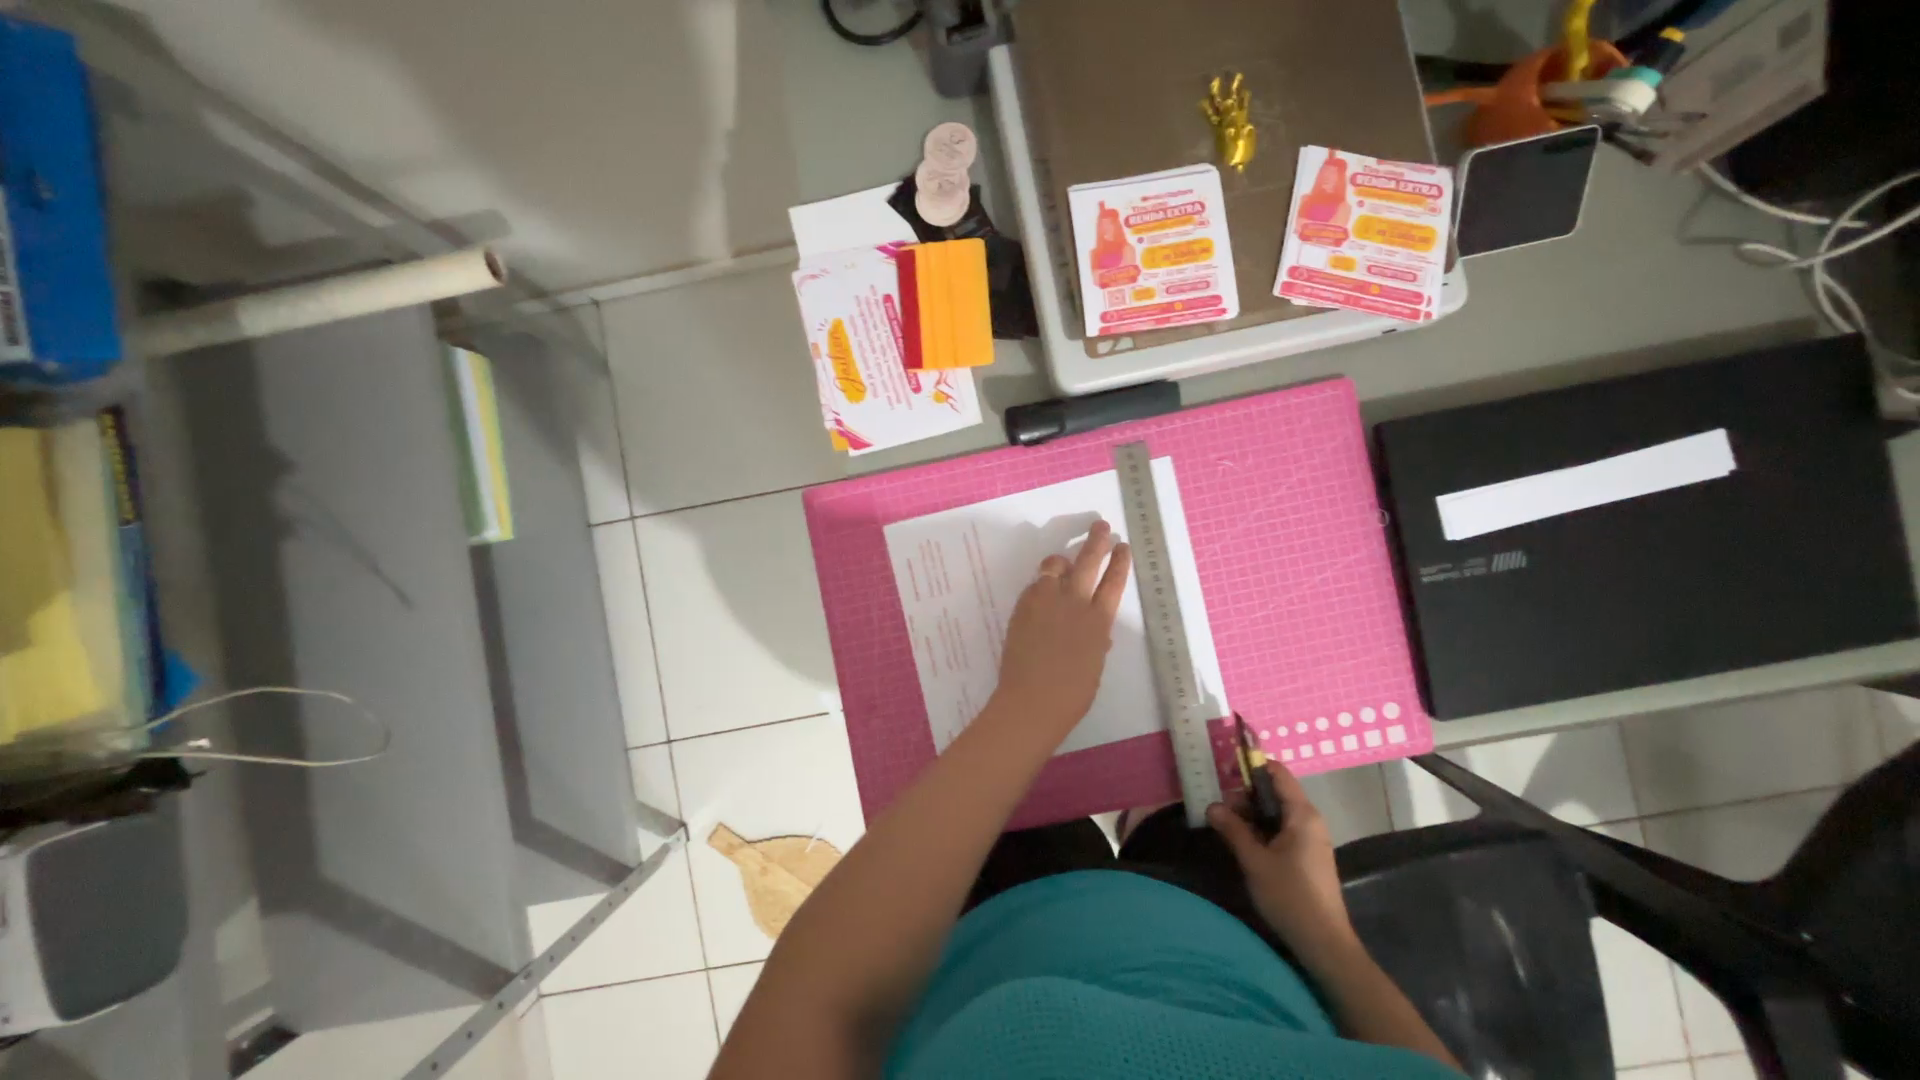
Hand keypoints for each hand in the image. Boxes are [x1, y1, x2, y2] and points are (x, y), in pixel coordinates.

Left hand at [989, 520, 1132, 734]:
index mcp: (1100, 622)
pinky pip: (1035, 585)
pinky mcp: (1023, 606)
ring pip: (1055, 566)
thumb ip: (1095, 641)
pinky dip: (1041, 584)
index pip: (1114, 583)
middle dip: (1096, 541)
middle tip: (1100, 526)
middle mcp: (1076, 604)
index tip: (1123, 546)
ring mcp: (1047, 602)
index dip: (1120, 562)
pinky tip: (1041, 591)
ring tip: (1064, 560)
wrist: (1032, 700)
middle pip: (1088, 562)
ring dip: (1062, 560)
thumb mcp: (1093, 665)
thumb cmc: (1071, 694)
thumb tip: (1098, 633)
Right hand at [1207, 761, 1360, 972]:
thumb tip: (1212, 806)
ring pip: (1278, 812)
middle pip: (1276, 792)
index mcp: (1302, 814)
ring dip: (1252, 814)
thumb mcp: (1254, 861)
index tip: (1224, 773)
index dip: (1251, 768)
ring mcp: (1312, 838)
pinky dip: (1263, 828)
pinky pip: (1283, 828)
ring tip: (1225, 824)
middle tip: (1219, 809)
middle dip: (1245, 795)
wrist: (1323, 941)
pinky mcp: (1309, 854)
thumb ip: (1233, 829)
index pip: (1277, 773)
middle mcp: (1310, 819)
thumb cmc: (1289, 895)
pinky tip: (1244, 842)